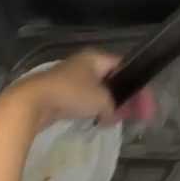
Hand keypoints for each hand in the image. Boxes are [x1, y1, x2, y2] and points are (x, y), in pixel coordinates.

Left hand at [1, 51, 153, 127]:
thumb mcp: (101, 100)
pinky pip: (83, 100)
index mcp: (95, 58)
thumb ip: (113, 106)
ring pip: (97, 91)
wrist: (33, 102)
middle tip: (137, 115)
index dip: (137, 85)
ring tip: (118, 120)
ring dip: (109, 105)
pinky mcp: (59, 93)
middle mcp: (83, 64)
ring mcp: (69, 78)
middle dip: (125, 97)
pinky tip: (98, 122)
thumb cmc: (71, 94)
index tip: (146, 105)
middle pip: (111, 79)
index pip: (123, 67)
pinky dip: (94, 109)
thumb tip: (112, 115)